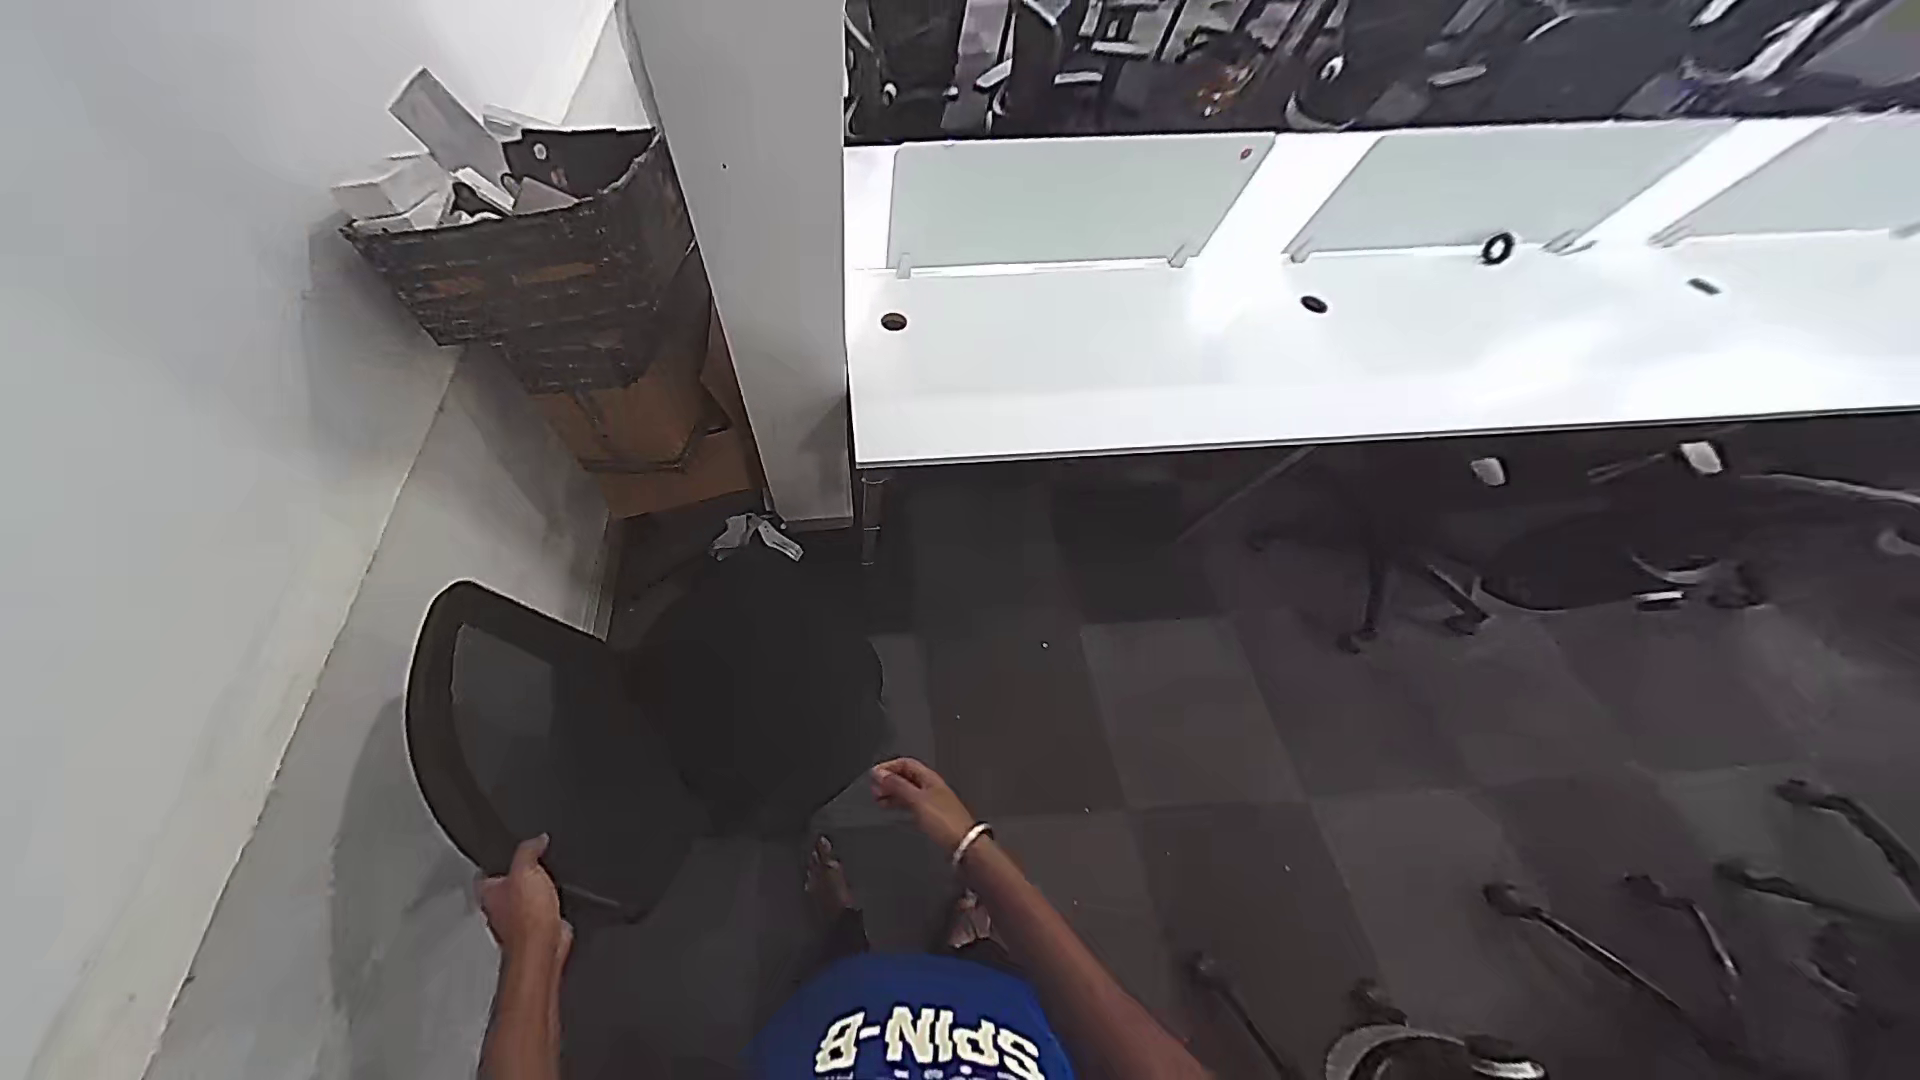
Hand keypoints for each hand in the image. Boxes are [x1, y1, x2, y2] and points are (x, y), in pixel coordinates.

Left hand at [480, 835, 571, 964]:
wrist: (543, 945)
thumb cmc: (527, 917)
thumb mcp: (527, 870)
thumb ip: (528, 851)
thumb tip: (538, 839)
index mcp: (489, 893)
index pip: (483, 875)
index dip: (491, 864)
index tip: (498, 856)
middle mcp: (498, 909)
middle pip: (502, 888)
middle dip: (513, 878)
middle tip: (525, 864)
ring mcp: (516, 920)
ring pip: (520, 900)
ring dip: (530, 891)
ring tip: (542, 879)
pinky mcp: (536, 927)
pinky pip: (539, 909)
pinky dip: (545, 904)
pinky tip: (553, 899)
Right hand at [871, 758, 977, 851]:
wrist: (963, 845)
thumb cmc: (942, 820)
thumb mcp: (917, 800)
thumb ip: (898, 786)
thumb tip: (878, 773)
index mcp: (929, 777)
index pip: (906, 763)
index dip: (889, 766)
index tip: (872, 776)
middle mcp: (930, 786)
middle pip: (906, 776)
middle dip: (889, 780)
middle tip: (872, 790)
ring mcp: (931, 800)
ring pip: (907, 790)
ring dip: (892, 792)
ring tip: (876, 800)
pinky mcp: (930, 815)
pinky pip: (910, 803)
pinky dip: (898, 803)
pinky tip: (890, 808)